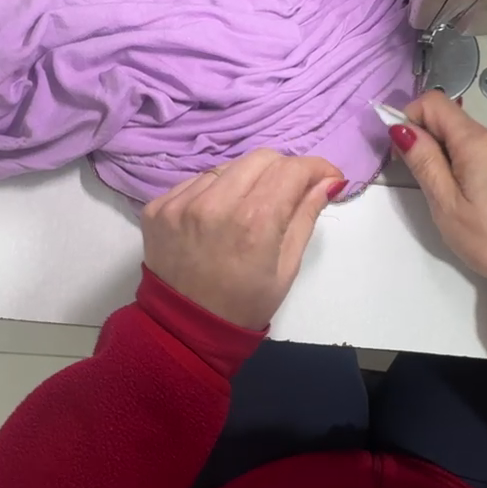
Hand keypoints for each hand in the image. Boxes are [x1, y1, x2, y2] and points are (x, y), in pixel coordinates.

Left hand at [141, 149, 343, 329]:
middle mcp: (216, 203)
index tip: (327, 177)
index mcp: (254, 221)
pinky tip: (218, 217)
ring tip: (249, 209)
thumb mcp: (287, 268)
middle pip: (261, 158)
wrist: (185, 329)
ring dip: (247, 180)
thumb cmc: (245, 304)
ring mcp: (181, 203)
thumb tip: (327, 182)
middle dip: (284, 170)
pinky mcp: (158, 207)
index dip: (316, 168)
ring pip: (228, 167)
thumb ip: (305, 217)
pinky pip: (196, 182)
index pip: (292, 170)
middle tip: (290, 193)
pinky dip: (215, 192)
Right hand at [391, 92, 486, 312]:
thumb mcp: (446, 206)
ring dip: (458, 161)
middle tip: (433, 190)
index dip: (410, 118)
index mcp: (478, 142)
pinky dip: (480, 169)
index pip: (434, 103)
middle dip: (434, 146)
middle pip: (455, 124)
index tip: (403, 151)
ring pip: (475, 141)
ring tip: (464, 203)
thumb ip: (424, 161)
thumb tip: (401, 128)